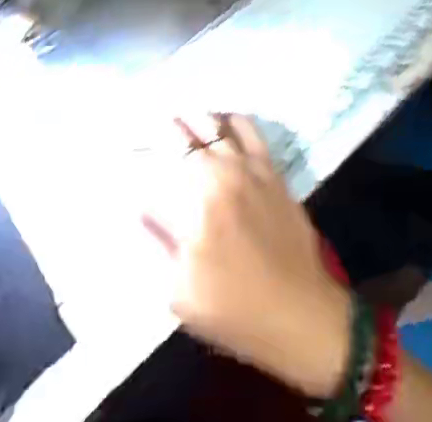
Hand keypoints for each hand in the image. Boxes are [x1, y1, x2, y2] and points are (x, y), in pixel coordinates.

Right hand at [140, 115, 352, 398]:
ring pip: (224, 126)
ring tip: (187, 119)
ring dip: (202, 119)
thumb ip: (160, 240)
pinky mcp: (275, 173)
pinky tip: (224, 126)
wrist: (299, 312)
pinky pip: (253, 134)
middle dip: (172, 125)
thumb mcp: (180, 288)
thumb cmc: (234, 307)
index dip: (148, 143)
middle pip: (195, 133)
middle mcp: (227, 173)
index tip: (133, 140)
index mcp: (200, 198)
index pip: (169, 154)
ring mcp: (255, 169)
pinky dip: (234, 123)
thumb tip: (142, 207)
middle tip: (156, 120)